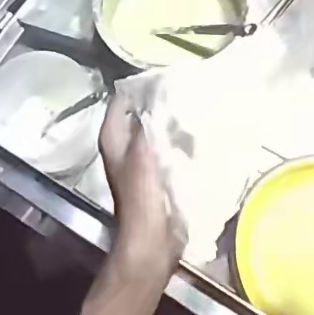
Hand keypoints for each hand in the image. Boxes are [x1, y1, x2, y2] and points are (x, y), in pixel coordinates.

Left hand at [99, 94, 180, 284]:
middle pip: (141, 112)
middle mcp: (125, 146)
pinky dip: (180, 136)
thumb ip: (149, 124)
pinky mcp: (159, 173)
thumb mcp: (144, 155)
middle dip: (161, 98)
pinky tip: (199, 129)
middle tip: (188, 83)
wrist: (152, 241)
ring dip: (173, 117)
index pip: (122, 99)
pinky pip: (170, 145)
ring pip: (157, 128)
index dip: (141, 84)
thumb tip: (160, 93)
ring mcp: (142, 160)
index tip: (168, 73)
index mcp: (114, 138)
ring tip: (197, 101)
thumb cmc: (143, 198)